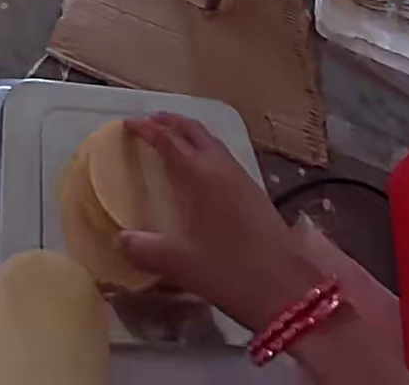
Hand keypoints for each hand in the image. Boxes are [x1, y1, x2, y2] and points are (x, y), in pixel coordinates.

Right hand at [118, 114, 322, 331]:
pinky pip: (221, 153)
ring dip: (188, 132)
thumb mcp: (182, 264)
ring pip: (209, 139)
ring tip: (172, 138)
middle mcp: (219, 165)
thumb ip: (146, 250)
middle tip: (148, 122)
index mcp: (199, 174)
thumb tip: (119, 241)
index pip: (167, 139)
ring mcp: (240, 174)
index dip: (146, 129)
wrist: (290, 288)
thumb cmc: (231, 271)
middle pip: (191, 129)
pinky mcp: (253, 188)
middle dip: (169, 121)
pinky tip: (201, 168)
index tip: (128, 124)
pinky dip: (204, 147)